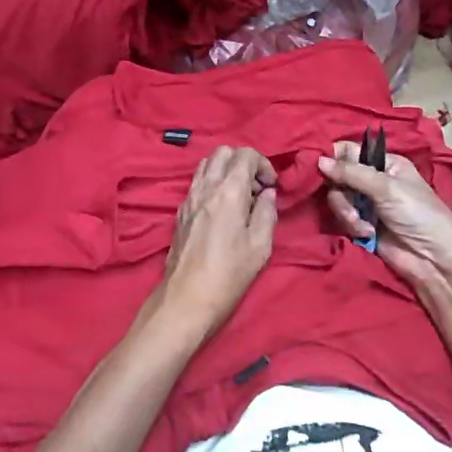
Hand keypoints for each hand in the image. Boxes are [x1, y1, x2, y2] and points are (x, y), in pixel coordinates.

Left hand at [159, 147, 278, 335]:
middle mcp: (206, 187)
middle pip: (223, 152)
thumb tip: (266, 194)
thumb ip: (266, 212)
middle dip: (244, 162)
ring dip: (226, 171)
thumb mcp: (260, 246)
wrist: (186, 300)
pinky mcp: (180, 212)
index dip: (263, 164)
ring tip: (240, 196)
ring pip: (207, 164)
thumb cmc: (229, 274)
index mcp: (228, 191)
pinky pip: (197, 182)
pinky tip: (222, 209)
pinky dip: (213, 183)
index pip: (245, 154)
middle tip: (256, 187)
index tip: (271, 187)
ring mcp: (189, 198)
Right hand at [318, 143, 451, 288]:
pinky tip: (367, 234)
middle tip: (352, 205)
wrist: (433, 259)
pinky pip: (343, 218)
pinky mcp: (362, 225)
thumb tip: (319, 160)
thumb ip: (351, 173)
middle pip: (339, 175)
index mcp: (385, 163)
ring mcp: (367, 203)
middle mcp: (374, 179)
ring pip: (338, 198)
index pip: (350, 151)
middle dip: (341, 191)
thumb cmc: (417, 213)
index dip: (334, 158)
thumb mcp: (386, 187)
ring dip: (347, 212)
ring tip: (363, 226)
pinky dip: (351, 225)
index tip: (321, 166)